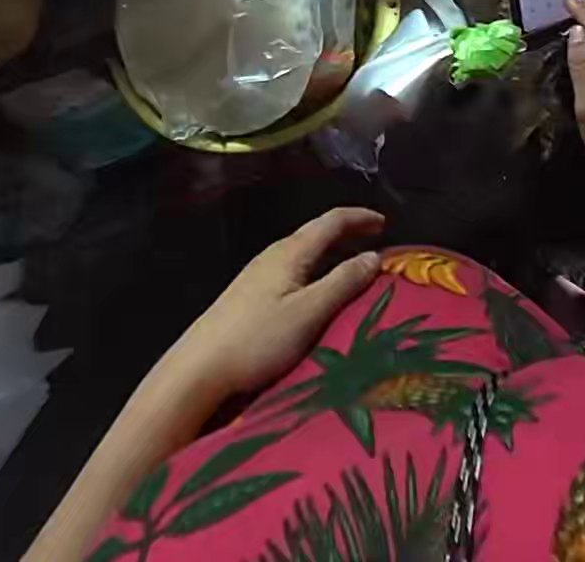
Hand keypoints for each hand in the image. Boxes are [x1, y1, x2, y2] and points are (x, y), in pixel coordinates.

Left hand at [164, 208, 383, 398]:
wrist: (200, 367)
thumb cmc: (259, 338)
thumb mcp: (309, 312)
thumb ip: (343, 282)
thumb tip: (374, 256)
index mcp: (290, 251)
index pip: (330, 221)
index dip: (358, 217)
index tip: (384, 221)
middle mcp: (274, 254)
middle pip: (316, 232)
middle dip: (348, 232)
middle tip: (376, 241)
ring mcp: (259, 272)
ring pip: (304, 251)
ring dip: (332, 252)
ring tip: (355, 264)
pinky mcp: (251, 292)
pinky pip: (294, 268)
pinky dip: (317, 268)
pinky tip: (320, 289)